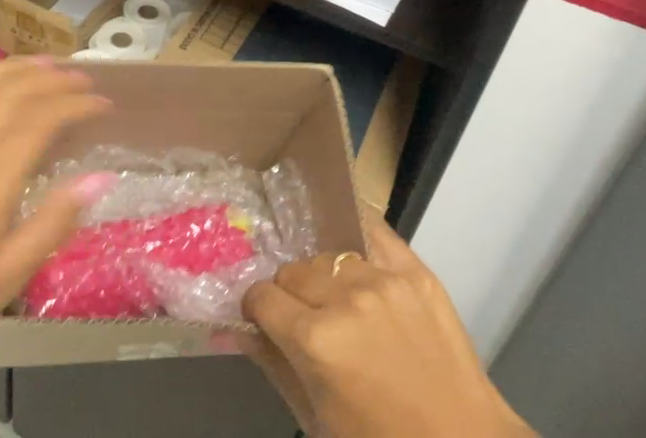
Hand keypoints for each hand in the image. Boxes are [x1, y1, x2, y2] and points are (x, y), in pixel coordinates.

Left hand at [0, 59, 113, 437]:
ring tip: (47, 64)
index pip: (37, 120)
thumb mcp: (2, 283)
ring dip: (15, 67)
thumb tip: (100, 178)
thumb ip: (52, 224)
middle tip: (86, 80)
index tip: (104, 104)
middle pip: (8, 91)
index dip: (75, 104)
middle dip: (52, 78)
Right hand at [241, 215, 535, 437]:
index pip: (261, 296)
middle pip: (293, 271)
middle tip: (307, 320)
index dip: (258, 311)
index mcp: (315, 340)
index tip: (266, 322)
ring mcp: (385, 281)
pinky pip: (374, 231)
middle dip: (290, 294)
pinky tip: (353, 251)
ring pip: (328, 256)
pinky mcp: (417, 272)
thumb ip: (270, 363)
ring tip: (342, 304)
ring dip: (326, 277)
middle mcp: (346, 300)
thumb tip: (228, 329)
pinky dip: (358, 237)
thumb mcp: (315, 416)